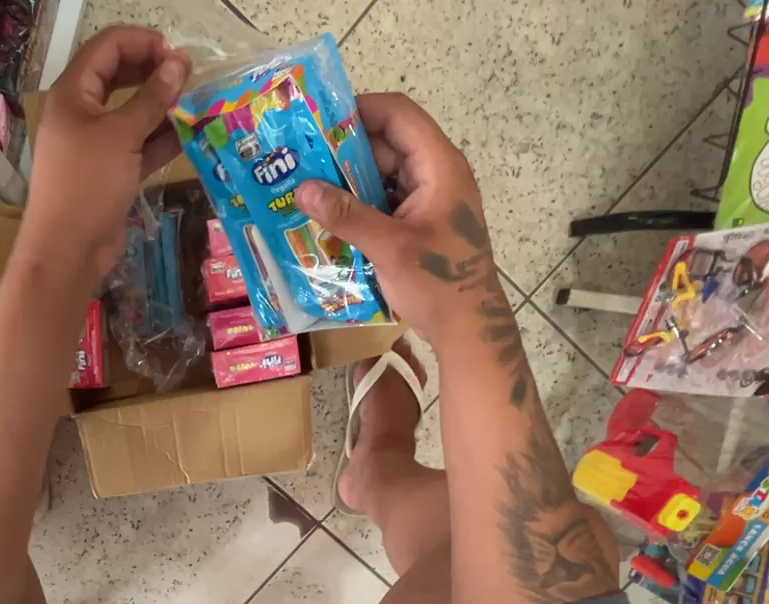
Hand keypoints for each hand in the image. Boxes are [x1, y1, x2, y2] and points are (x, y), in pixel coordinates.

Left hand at [18, 26, 188, 286]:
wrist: (68, 250)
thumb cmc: (87, 185)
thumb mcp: (121, 135)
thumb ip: (152, 98)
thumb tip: (179, 63)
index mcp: (73, 93)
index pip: (108, 47)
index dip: (143, 42)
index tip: (178, 54)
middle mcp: (82, 114)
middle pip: (120, 78)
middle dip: (154, 73)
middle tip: (188, 78)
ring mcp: (96, 146)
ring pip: (132, 115)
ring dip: (162, 109)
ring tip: (195, 105)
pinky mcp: (110, 174)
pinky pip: (137, 147)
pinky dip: (159, 140)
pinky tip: (188, 135)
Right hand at [295, 93, 508, 347]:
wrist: (467, 327)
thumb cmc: (438, 285)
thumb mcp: (389, 248)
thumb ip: (347, 216)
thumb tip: (303, 189)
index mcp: (439, 166)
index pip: (399, 116)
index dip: (360, 110)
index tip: (318, 121)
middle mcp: (435, 175)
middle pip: (386, 146)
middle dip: (344, 151)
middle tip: (301, 159)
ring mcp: (427, 201)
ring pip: (382, 177)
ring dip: (347, 182)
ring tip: (306, 188)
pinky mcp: (418, 225)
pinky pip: (384, 203)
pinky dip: (358, 207)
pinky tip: (328, 219)